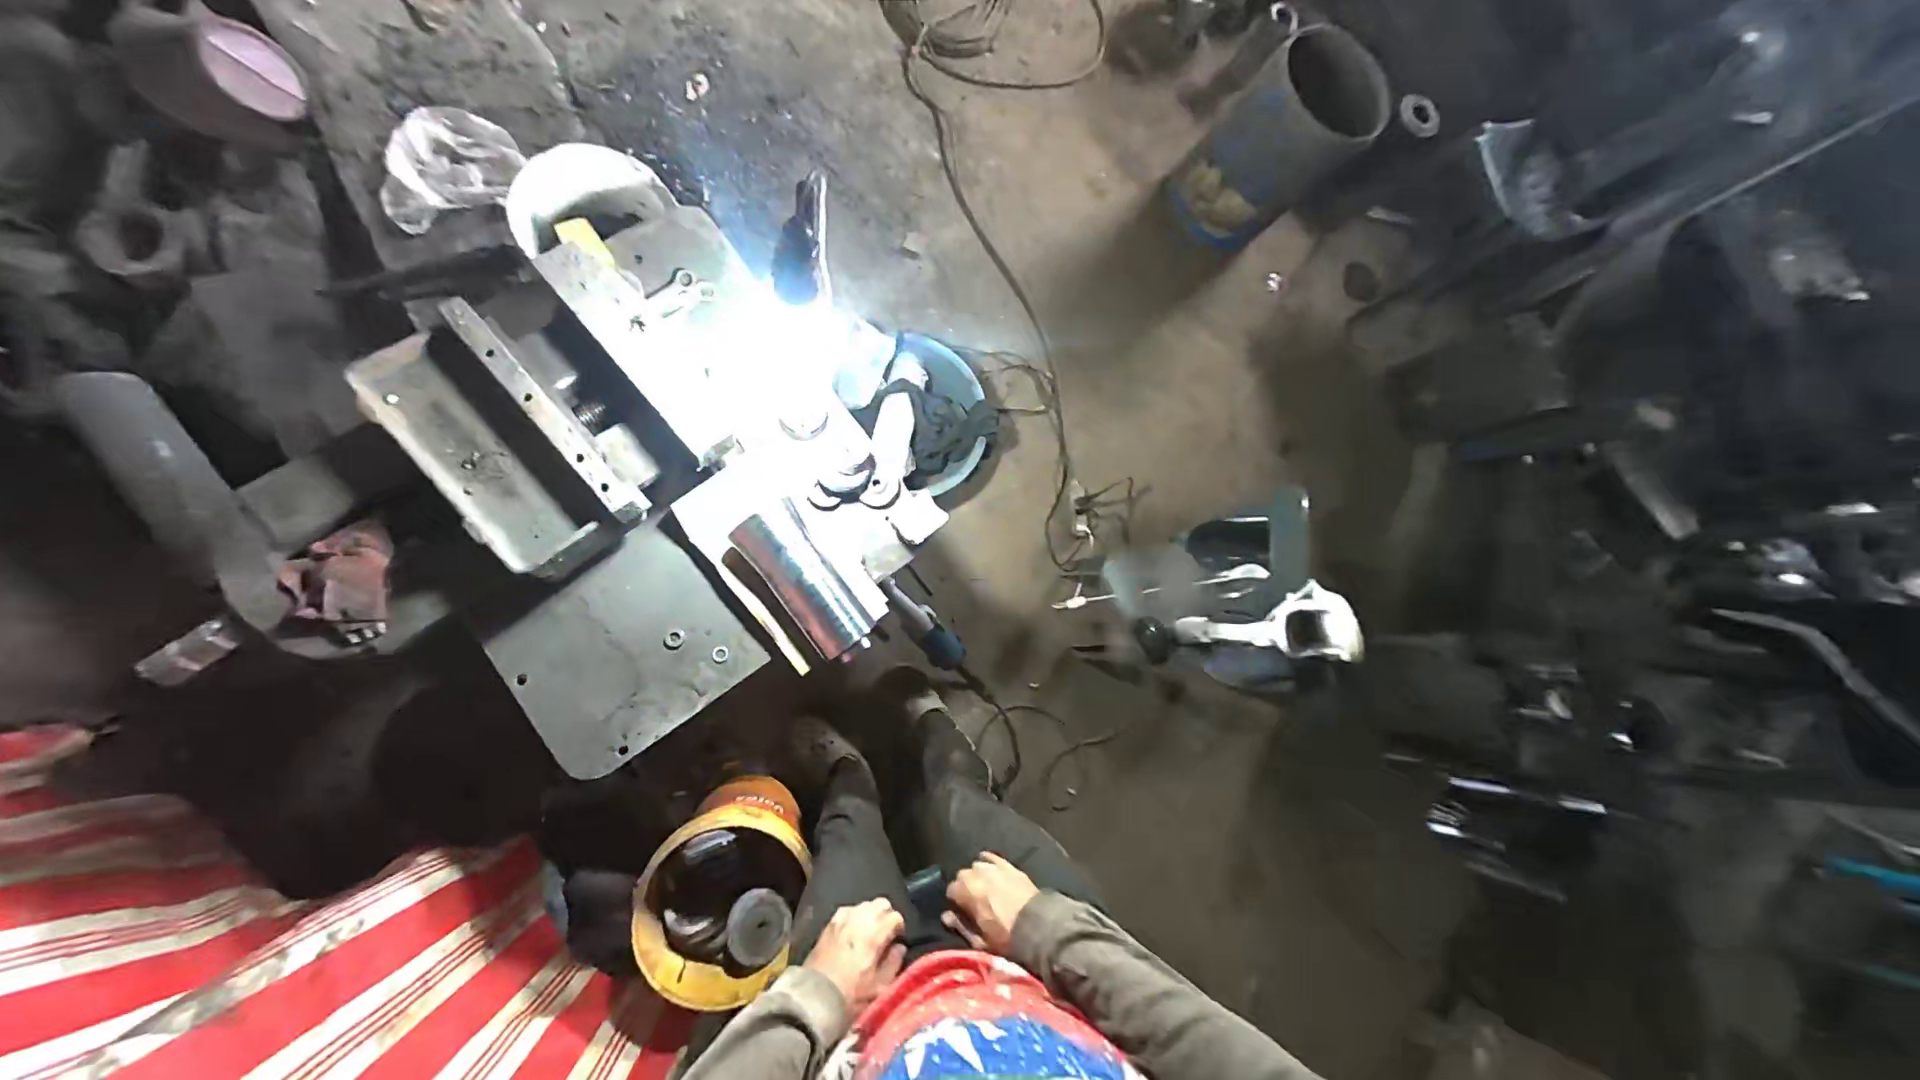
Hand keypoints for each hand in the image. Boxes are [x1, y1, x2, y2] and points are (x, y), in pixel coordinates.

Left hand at [802, 899, 905, 1011]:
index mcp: (874, 933)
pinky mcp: (829, 924)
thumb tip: (899, 948)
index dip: (899, 927)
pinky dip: (854, 916)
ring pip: (864, 904)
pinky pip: (847, 910)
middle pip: (881, 903)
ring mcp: (842, 919)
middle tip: (885, 932)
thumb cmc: (850, 996)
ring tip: (869, 931)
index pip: (895, 916)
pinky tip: (852, 931)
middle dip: (886, 914)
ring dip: (870, 914)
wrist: (813, 999)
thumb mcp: (879, 988)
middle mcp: (859, 919)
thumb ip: (893, 964)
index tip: (898, 939)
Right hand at [942, 852, 1039, 954]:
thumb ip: (960, 926)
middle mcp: (977, 873)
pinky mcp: (1009, 865)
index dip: (955, 902)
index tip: (961, 911)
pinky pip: (992, 858)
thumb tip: (946, 916)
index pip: (951, 890)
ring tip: (985, 888)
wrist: (1038, 925)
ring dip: (978, 876)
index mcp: (966, 891)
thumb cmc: (1006, 937)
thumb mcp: (980, 941)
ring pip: (977, 866)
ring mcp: (994, 866)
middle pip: (963, 875)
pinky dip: (989, 863)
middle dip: (965, 886)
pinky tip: (992, 870)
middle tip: (973, 901)